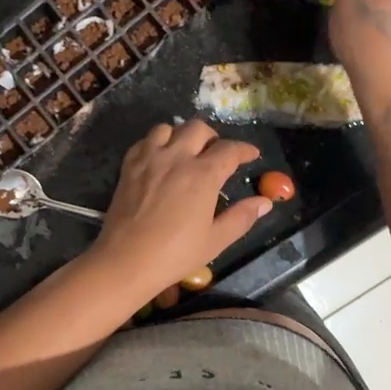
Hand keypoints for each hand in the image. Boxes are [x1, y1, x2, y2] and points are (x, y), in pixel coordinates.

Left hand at [88, 121, 270, 301]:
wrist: (126, 261)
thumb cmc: (175, 254)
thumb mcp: (215, 240)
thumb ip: (241, 217)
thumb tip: (264, 202)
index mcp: (203, 175)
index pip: (230, 150)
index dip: (244, 150)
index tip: (251, 155)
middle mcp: (176, 158)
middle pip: (198, 128)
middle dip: (213, 137)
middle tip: (216, 154)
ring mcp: (149, 159)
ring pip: (167, 128)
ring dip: (181, 135)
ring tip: (186, 151)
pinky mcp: (128, 167)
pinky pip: (144, 141)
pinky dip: (156, 142)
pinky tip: (159, 158)